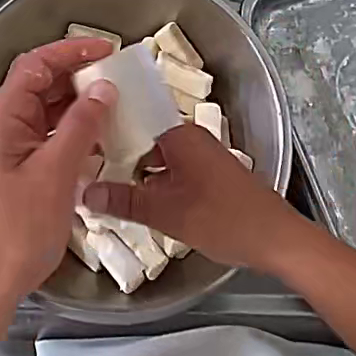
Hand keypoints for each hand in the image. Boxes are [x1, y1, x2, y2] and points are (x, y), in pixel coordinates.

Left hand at [0, 39, 114, 307]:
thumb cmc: (16, 231)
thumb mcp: (56, 173)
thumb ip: (82, 126)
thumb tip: (104, 89)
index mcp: (3, 116)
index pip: (37, 65)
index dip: (72, 51)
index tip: (107, 49)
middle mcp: (5, 124)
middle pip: (42, 82)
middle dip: (79, 74)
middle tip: (117, 75)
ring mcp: (13, 145)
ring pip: (50, 108)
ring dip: (80, 103)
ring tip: (116, 102)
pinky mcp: (22, 166)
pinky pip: (52, 134)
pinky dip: (77, 129)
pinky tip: (101, 136)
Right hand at [82, 124, 308, 272]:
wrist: (275, 239)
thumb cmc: (222, 219)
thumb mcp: (165, 213)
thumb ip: (123, 201)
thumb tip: (84, 193)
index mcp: (178, 134)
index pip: (133, 116)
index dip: (105, 125)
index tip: (79, 135)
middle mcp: (190, 137)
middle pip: (143, 136)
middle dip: (116, 150)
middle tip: (83, 163)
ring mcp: (201, 155)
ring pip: (156, 154)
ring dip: (135, 168)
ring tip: (102, 181)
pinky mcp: (208, 174)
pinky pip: (171, 167)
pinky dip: (154, 178)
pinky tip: (137, 196)